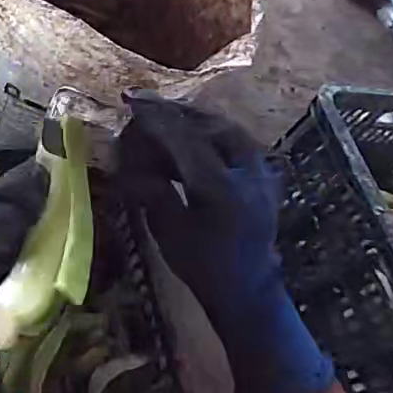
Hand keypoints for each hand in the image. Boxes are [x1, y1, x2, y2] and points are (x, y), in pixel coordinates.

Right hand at [116, 93, 332, 392]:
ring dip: (195, 118)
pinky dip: (211, 131)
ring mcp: (261, 173)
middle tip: (148, 102)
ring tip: (166, 113)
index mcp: (222, 189)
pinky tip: (190, 134)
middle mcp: (248, 173)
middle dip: (177, 110)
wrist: (248, 292)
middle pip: (211, 124)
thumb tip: (129, 160)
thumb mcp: (169, 231)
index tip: (132, 101)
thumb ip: (153, 189)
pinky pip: (237, 141)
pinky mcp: (264, 176)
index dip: (157, 117)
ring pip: (227, 129)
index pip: (185, 139)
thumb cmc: (203, 267)